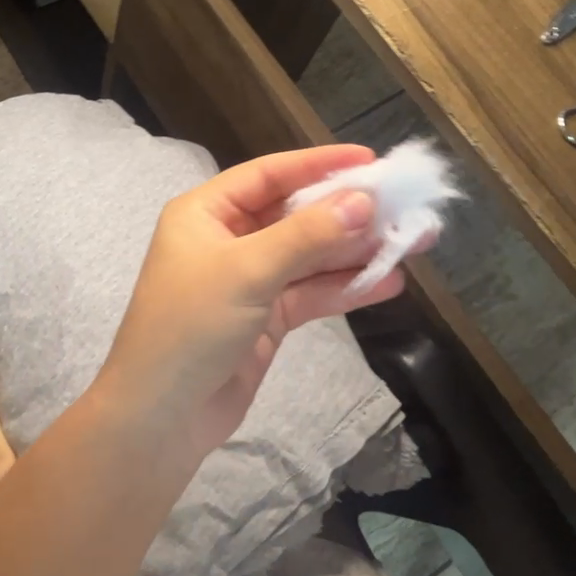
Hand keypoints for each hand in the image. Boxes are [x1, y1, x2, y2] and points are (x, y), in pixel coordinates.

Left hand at [94, 145, 424, 457]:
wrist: (162, 415)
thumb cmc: (192, 325)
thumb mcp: (248, 271)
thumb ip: (307, 235)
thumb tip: (363, 200)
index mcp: (205, 212)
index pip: (268, 174)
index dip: (317, 165)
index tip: (370, 159)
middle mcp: (226, 239)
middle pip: (293, 214)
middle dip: (346, 211)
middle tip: (405, 206)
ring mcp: (247, 280)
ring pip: (308, 255)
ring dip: (355, 251)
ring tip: (413, 241)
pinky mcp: (264, 318)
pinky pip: (310, 293)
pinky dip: (345, 288)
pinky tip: (389, 282)